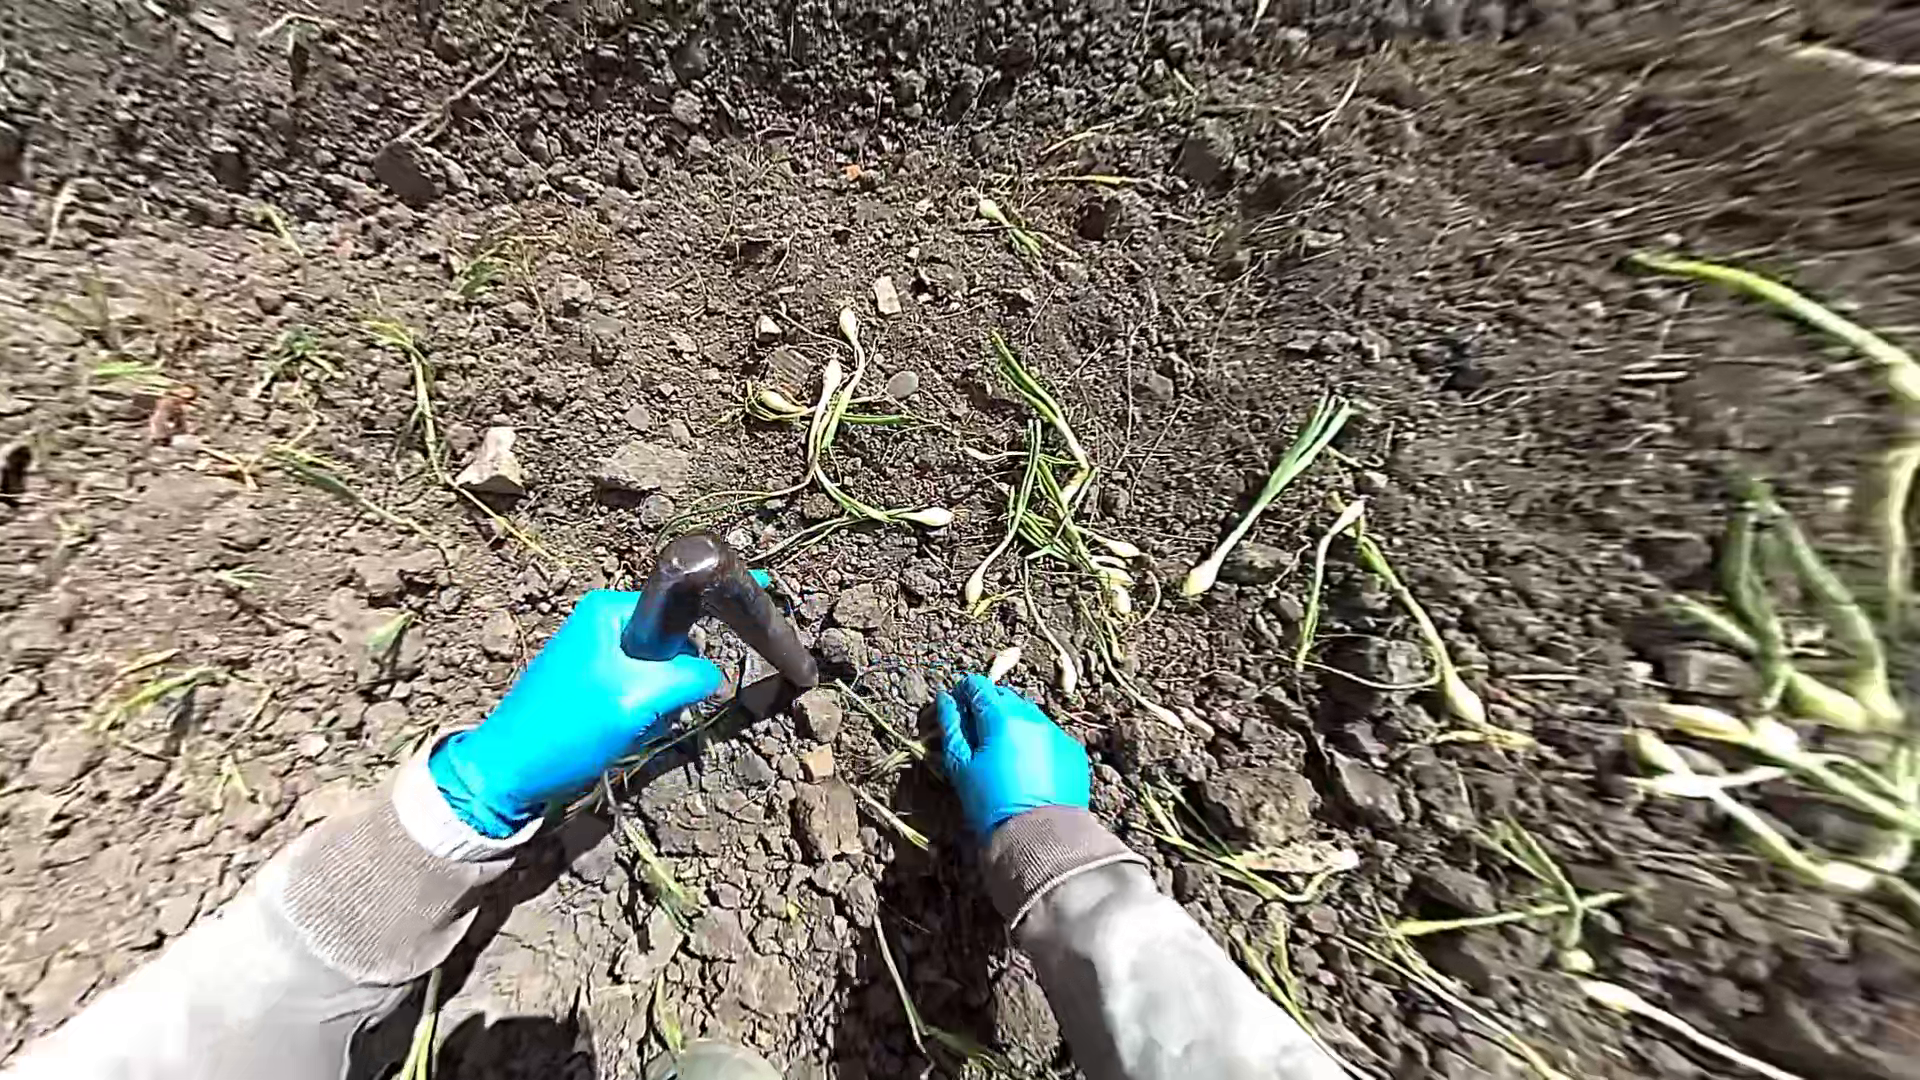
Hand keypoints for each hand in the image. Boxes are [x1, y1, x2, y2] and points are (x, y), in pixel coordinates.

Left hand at [430, 590, 722, 837]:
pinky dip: (649, 705)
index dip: (709, 618)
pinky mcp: (601, 676)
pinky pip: (646, 682)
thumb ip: (690, 677)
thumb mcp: (638, 698)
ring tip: (641, 720)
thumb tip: (715, 676)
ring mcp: (602, 649)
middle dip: (679, 674)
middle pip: (676, 638)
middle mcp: (605, 620)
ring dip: (664, 696)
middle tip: (663, 703)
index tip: (741, 618)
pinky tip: (633, 726)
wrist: (508, 775)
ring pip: (664, 665)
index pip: (680, 601)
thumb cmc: (567, 729)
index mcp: (609, 609)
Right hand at [934, 674, 1090, 836]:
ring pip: (1028, 714)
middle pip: (1004, 697)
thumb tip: (946, 699)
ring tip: (1002, 752)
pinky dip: (1035, 741)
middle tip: (977, 732)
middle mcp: (1033, 717)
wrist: (1040, 840)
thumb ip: (951, 727)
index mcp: (1002, 716)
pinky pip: (1048, 735)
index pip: (978, 686)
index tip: (957, 706)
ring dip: (1013, 723)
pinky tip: (1027, 767)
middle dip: (988, 707)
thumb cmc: (992, 805)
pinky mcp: (1072, 751)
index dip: (964, 692)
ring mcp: (1056, 732)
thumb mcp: (961, 766)